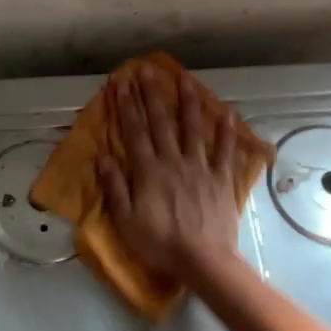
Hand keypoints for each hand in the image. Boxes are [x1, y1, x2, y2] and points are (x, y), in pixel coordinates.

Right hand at [99, 65, 243, 282]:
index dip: (125, 106)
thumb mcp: (126, 221)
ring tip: (185, 77)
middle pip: (160, 122)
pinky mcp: (221, 179)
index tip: (120, 83)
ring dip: (188, 101)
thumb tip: (103, 157)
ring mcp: (200, 167)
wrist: (204, 261)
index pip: (134, 131)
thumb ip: (115, 187)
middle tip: (145, 70)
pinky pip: (225, 151)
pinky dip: (227, 132)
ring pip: (193, 128)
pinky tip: (228, 113)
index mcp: (148, 171)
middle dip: (151, 94)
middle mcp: (173, 161)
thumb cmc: (160, 244)